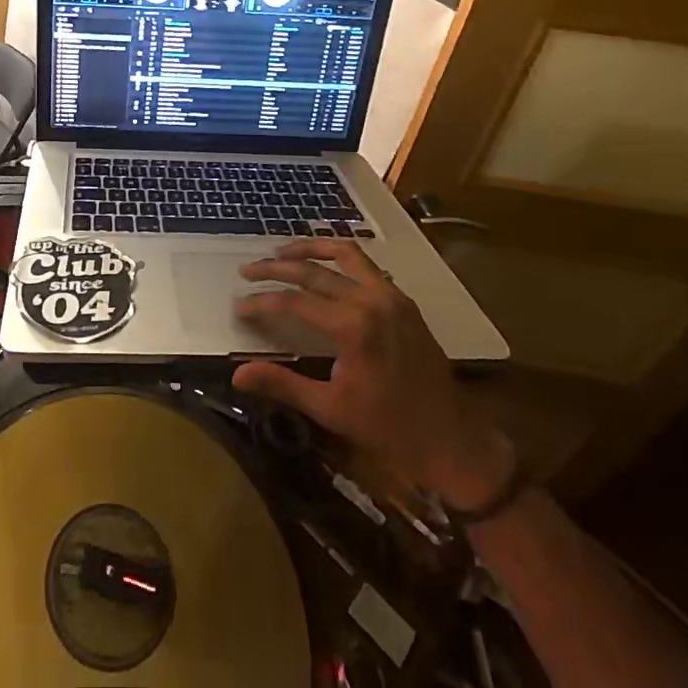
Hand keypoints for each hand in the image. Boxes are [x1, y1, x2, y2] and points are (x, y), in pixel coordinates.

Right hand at [230, 238, 514, 510]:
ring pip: (344, 255)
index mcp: (352, 327)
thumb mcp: (328, 407)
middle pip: (312, 272)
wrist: (451, 439)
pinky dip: (340, 258)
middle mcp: (372, 302)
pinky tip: (323, 267)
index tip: (238, 307)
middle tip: (246, 270)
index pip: (292, 301)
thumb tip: (236, 374)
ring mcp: (392, 298)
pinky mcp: (404, 302)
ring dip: (309, 249)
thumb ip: (281, 383)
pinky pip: (367, 266)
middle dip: (274, 268)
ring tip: (281, 252)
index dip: (260, 302)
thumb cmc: (386, 425)